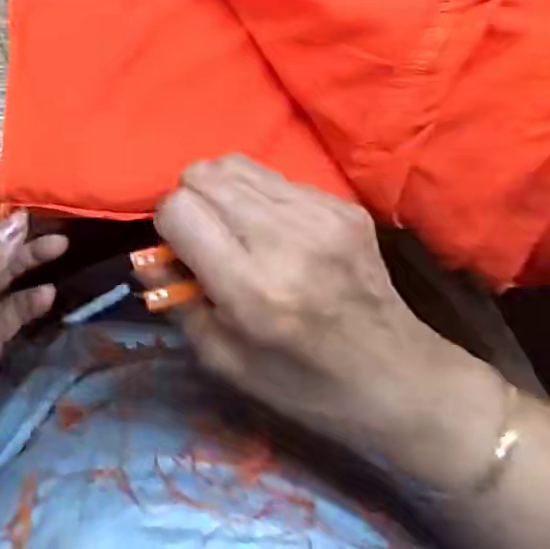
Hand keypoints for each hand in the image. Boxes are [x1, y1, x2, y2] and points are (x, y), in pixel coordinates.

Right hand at [144, 155, 487, 459]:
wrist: (401, 380)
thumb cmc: (303, 385)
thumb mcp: (224, 360)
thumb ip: (177, 298)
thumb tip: (148, 250)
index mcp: (252, 290)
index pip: (179, 209)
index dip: (168, 225)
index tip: (181, 250)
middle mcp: (285, 240)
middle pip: (203, 175)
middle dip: (191, 200)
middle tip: (207, 235)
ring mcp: (320, 214)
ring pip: (234, 163)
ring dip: (222, 190)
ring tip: (238, 226)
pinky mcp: (343, 204)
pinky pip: (274, 175)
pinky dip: (260, 195)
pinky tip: (277, 230)